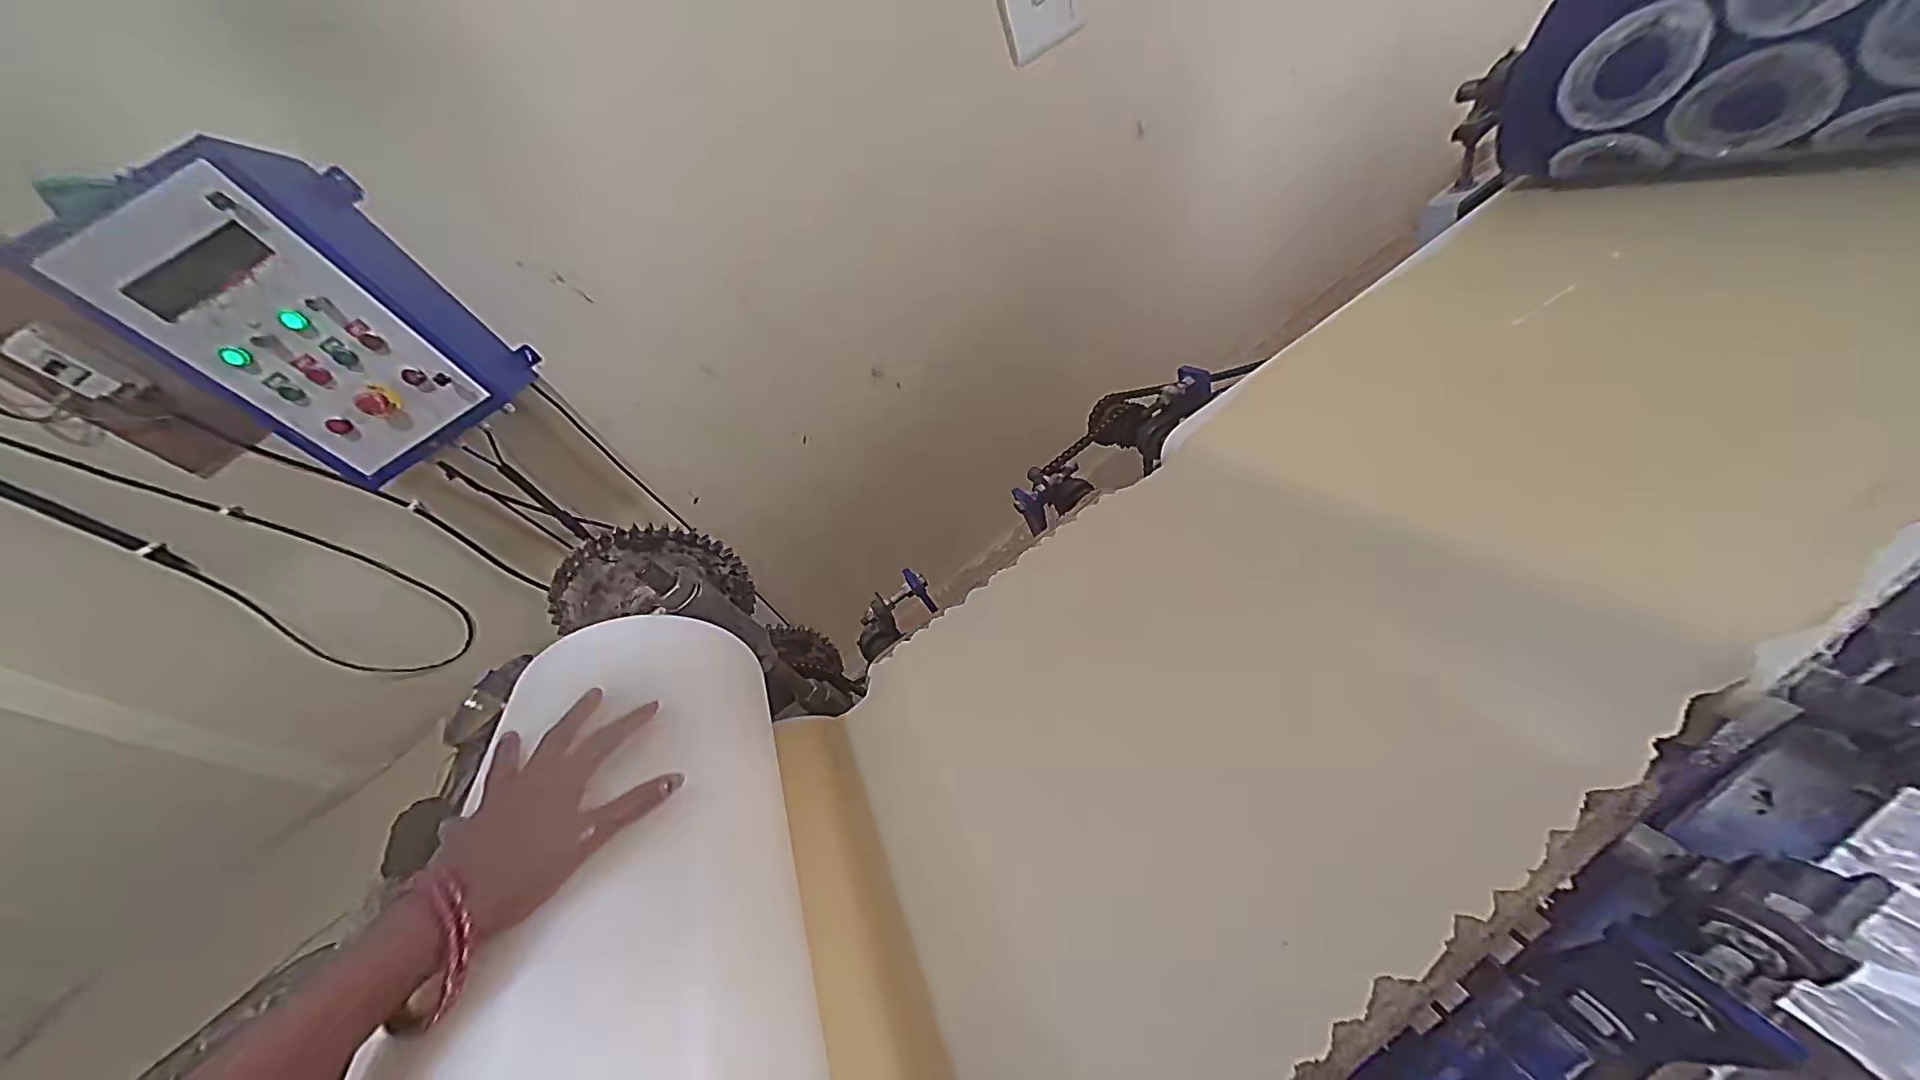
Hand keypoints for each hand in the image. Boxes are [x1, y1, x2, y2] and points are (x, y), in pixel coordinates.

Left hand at [431, 688, 682, 941]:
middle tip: (595, 694)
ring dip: (529, 738)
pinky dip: (493, 775)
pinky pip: (489, 784)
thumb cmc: (530, 871)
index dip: (630, 723)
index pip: (604, 742)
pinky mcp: (478, 815)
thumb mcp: (589, 838)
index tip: (649, 706)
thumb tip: (671, 780)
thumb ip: (630, 807)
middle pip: (562, 736)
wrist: (459, 902)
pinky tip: (485, 781)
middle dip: (582, 713)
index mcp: (564, 780)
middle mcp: (533, 778)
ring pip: (520, 754)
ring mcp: (502, 794)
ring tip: (522, 731)